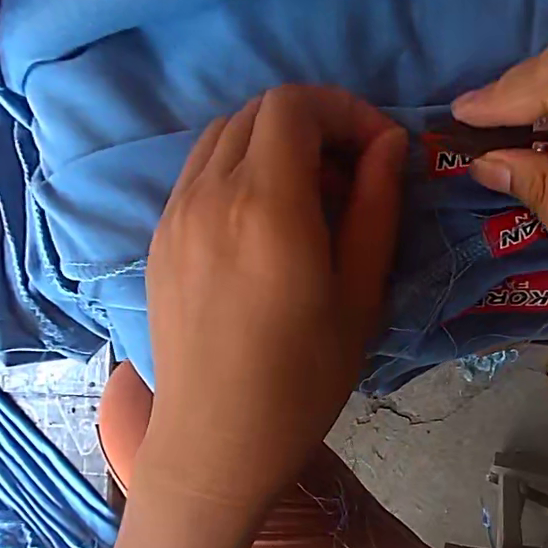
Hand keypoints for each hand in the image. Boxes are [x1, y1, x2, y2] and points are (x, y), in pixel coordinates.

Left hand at [141, 85, 405, 514]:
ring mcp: (174, 213)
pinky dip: (239, 170)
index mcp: (266, 205)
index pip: (295, 105)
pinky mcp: (158, 238)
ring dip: (274, 145)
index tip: (378, 151)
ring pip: (224, 136)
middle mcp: (209, 193)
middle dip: (315, 126)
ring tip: (308, 202)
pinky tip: (262, 224)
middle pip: (259, 112)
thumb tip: (389, 145)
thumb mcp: (360, 296)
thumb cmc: (302, 380)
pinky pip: (199, 172)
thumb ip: (376, 208)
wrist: (216, 442)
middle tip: (350, 180)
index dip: (345, 111)